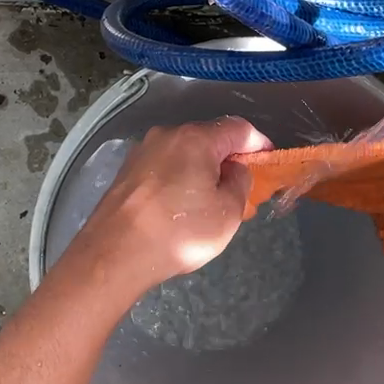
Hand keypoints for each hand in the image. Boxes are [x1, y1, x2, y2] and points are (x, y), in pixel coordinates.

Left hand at [62, 116, 272, 298]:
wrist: (114, 255)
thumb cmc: (179, 232)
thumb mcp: (227, 212)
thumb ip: (240, 182)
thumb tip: (234, 169)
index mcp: (195, 139)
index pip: (238, 128)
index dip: (258, 143)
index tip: (269, 160)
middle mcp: (166, 136)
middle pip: (207, 139)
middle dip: (228, 159)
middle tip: (241, 187)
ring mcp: (141, 153)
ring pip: (183, 154)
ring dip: (202, 171)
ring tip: (210, 202)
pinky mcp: (125, 173)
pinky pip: (163, 168)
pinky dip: (179, 180)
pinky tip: (180, 207)